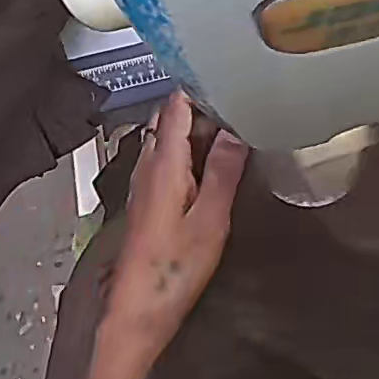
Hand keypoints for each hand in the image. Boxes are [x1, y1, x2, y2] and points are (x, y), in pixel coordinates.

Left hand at [95, 92, 248, 378]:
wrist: (138, 310)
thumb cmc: (175, 267)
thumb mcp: (210, 219)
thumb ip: (223, 170)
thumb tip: (236, 128)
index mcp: (164, 163)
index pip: (176, 106)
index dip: (199, 84)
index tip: (229, 69)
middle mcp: (149, 164)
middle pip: (171, 118)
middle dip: (203, 104)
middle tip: (241, 97)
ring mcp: (146, 181)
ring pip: (169, 138)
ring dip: (197, 127)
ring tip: (235, 122)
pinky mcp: (149, 198)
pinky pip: (169, 158)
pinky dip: (190, 149)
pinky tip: (213, 159)